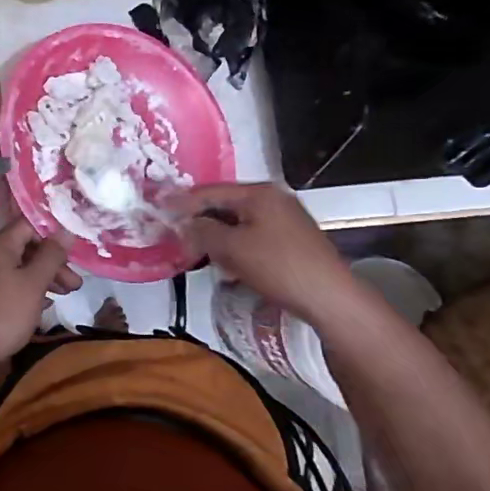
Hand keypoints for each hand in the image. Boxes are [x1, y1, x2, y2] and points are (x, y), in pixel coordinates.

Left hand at [0, 218, 81, 362]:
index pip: (27, 225)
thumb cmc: (6, 312)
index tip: (72, 252)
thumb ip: (51, 255)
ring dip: (43, 276)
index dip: (52, 235)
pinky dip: (27, 286)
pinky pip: (8, 280)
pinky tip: (44, 302)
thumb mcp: (34, 283)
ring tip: (66, 293)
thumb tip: (65, 231)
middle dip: (51, 262)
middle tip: (74, 282)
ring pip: (17, 266)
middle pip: (24, 247)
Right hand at [170, 182, 359, 317]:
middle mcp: (274, 198)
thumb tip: (184, 222)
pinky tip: (227, 263)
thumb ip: (202, 230)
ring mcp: (285, 218)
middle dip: (200, 221)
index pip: (210, 191)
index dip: (182, 202)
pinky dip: (235, 245)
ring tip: (198, 252)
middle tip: (177, 234)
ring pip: (238, 222)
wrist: (330, 299)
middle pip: (224, 205)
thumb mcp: (232, 247)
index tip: (159, 209)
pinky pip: (252, 234)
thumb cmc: (278, 267)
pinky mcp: (292, 239)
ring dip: (217, 236)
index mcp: (259, 193)